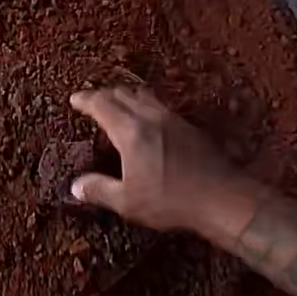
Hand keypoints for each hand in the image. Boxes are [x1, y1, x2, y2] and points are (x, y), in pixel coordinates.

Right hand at [67, 86, 269, 244]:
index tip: (75, 99)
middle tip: (91, 100)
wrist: (221, 197)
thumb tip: (75, 187)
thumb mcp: (128, 201)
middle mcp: (150, 118)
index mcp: (131, 132)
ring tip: (117, 102)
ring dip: (125, 95)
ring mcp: (172, 119)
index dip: (86, 99)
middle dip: (103, 94)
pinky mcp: (188, 127)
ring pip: (143, 95)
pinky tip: (147, 118)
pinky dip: (144, 104)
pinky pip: (159, 105)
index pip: (102, 105)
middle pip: (122, 94)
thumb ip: (99, 190)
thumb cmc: (171, 201)